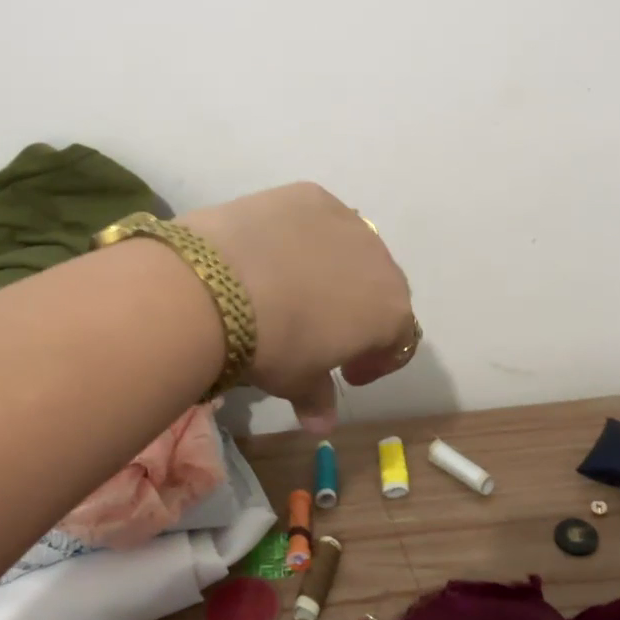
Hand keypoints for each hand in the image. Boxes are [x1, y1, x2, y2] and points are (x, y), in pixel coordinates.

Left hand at [177, 183, 416, 433]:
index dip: (376, 360)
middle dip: (358, 312)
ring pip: (349, 248)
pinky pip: (316, 219)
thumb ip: (317, 398)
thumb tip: (322, 424)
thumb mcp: (295, 381)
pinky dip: (302, 235)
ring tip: (292, 287)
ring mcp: (345, 220)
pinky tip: (270, 251)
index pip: (399, 340)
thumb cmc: (273, 345)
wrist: (220, 287)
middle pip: (379, 288)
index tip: (349, 374)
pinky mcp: (309, 194)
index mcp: (390, 312)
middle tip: (322, 332)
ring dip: (332, 270)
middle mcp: (380, 259)